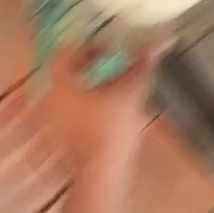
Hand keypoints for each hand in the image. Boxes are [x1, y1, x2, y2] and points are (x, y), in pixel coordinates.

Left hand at [39, 40, 167, 169]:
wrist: (102, 173)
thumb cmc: (112, 127)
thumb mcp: (131, 92)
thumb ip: (143, 64)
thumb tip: (162, 39)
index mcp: (61, 83)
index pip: (65, 52)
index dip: (87, 46)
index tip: (109, 50)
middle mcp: (51, 99)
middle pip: (67, 73)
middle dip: (90, 67)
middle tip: (114, 66)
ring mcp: (54, 122)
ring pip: (69, 94)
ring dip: (90, 87)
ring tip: (115, 89)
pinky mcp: (62, 139)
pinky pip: (72, 113)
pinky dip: (88, 107)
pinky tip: (109, 113)